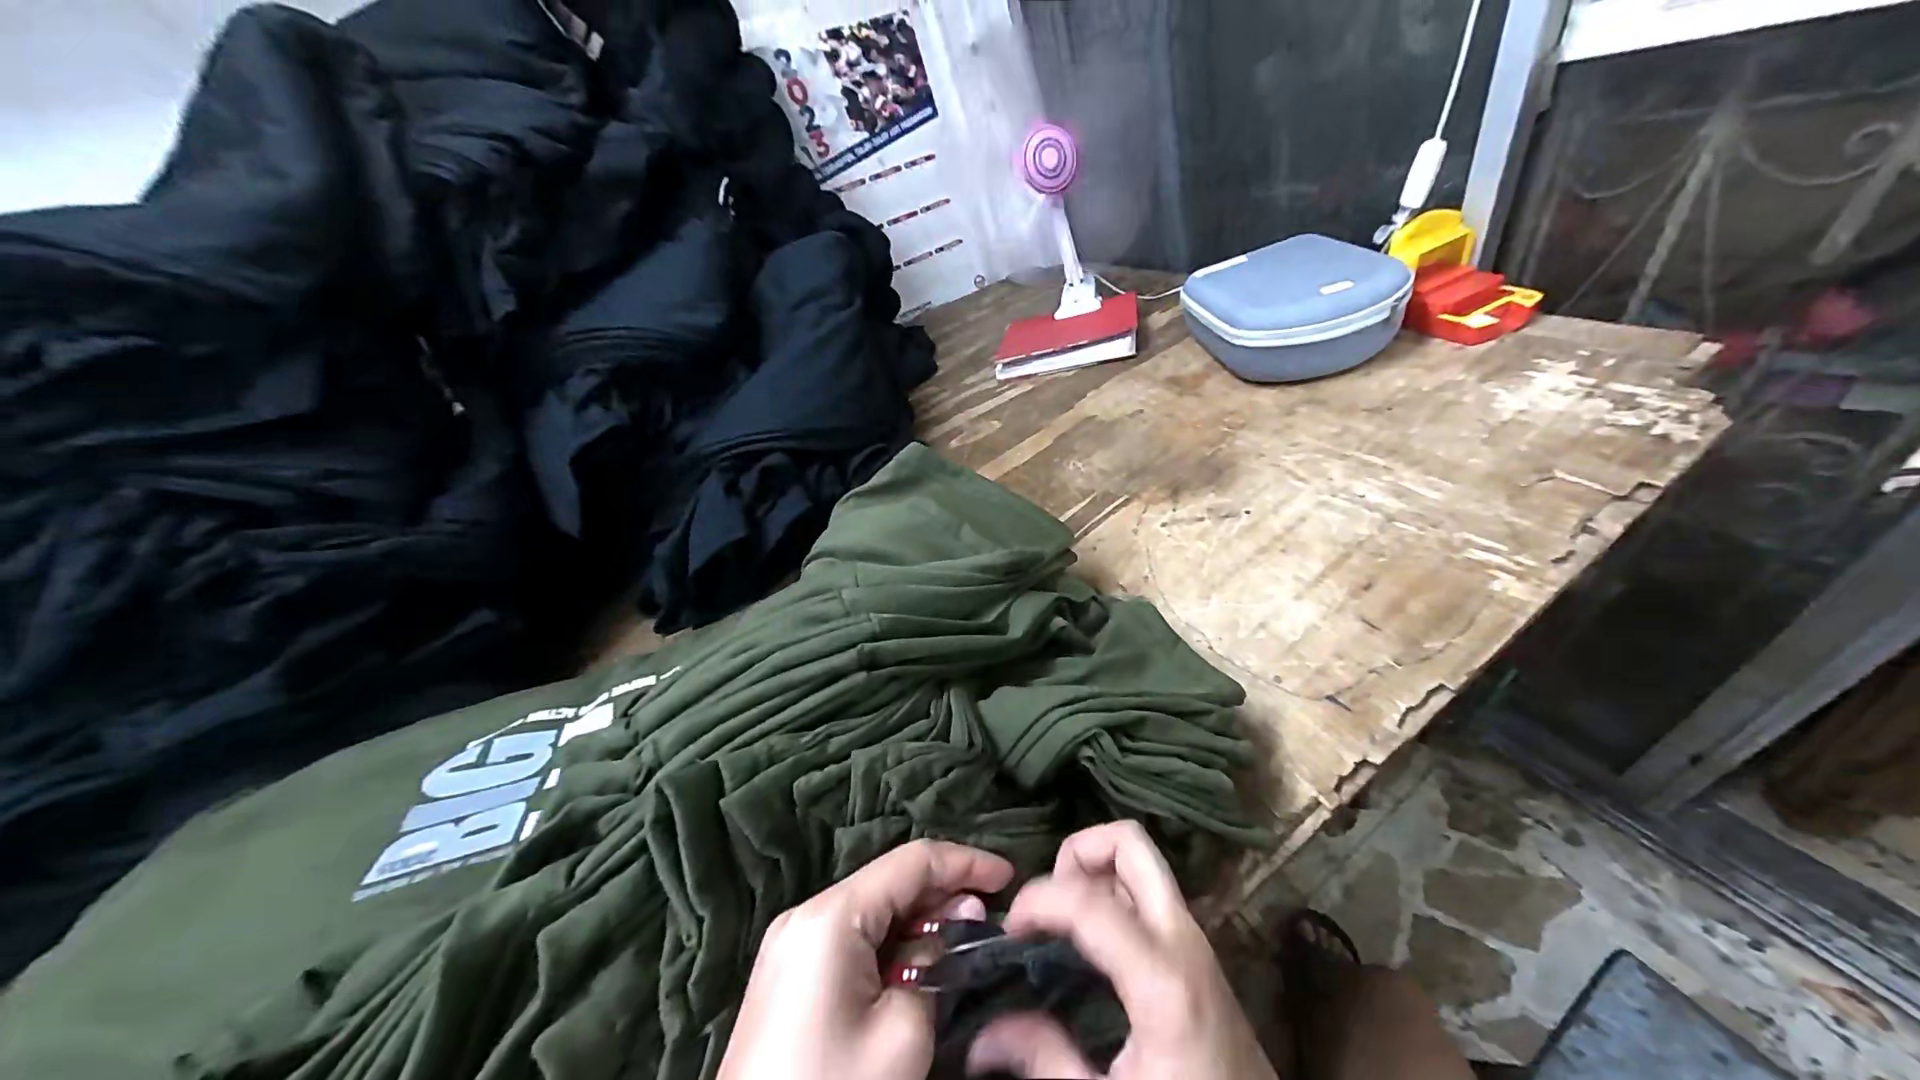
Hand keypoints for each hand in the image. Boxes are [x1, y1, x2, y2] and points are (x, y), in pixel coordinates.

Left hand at [719, 840, 1014, 1079]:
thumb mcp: (903, 1032)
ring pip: (873, 907)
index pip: (913, 862)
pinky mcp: (791, 970)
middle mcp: (807, 913)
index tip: (1008, 877)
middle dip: (944, 893)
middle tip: (989, 921)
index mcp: (831, 915)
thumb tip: (948, 930)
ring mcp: (793, 942)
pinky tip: (919, 961)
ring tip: (962, 939)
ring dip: (919, 918)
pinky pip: (852, 935)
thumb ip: (934, 966)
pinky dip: (891, 940)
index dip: (966, 863)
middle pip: (890, 881)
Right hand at [967, 822, 1278, 1079]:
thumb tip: (982, 1036)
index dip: (1037, 899)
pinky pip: (1149, 891)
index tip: (1009, 930)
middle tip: (1048, 904)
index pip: (1089, 898)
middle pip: (1131, 843)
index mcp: (1162, 977)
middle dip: (1078, 853)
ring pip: (1142, 861)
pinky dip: (1112, 890)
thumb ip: (1045, 1058)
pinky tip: (1089, 940)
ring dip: (1095, 869)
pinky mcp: (1198, 951)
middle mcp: (1183, 938)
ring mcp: (1195, 939)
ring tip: (1061, 921)